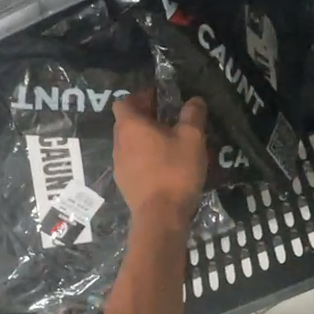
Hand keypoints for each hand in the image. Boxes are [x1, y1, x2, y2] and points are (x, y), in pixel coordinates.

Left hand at [112, 93, 207, 228]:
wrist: (161, 216)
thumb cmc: (175, 171)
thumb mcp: (192, 138)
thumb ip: (193, 115)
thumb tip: (194, 100)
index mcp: (131, 126)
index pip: (125, 102)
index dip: (140, 97)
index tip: (159, 98)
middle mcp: (119, 143)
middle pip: (126, 122)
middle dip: (144, 117)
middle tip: (168, 119)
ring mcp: (119, 165)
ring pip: (129, 144)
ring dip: (145, 139)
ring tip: (168, 144)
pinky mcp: (125, 184)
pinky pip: (133, 162)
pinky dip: (145, 158)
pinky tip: (163, 167)